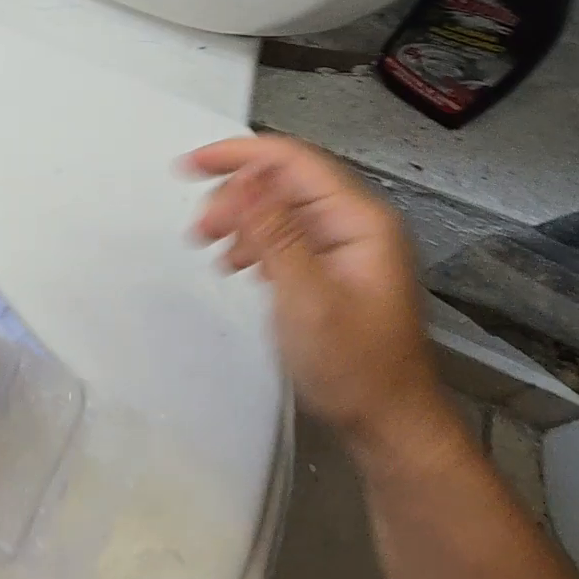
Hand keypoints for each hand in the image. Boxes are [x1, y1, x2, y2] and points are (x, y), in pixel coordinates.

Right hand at [186, 136, 447, 456]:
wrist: (387, 423)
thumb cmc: (356, 368)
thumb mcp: (307, 296)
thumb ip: (275, 232)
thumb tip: (247, 178)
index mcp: (358, 220)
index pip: (291, 160)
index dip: (237, 155)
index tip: (191, 165)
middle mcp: (352, 223)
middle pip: (281, 181)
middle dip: (233, 195)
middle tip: (201, 227)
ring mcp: (342, 244)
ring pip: (276, 207)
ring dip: (237, 218)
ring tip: (209, 246)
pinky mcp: (328, 266)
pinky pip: (280, 233)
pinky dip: (251, 241)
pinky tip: (235, 263)